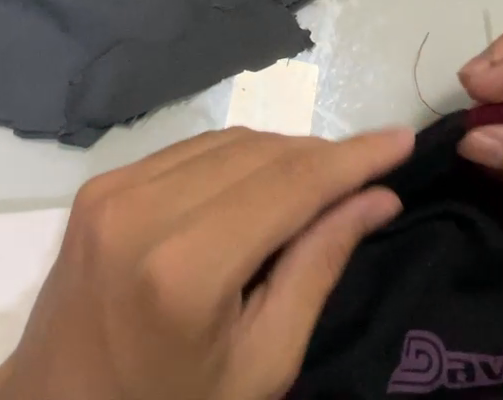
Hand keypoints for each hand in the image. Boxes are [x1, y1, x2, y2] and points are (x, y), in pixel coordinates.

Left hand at [0, 126, 415, 399]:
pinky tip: (260, 185)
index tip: (402, 138)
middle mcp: (143, 209)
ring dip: (283, 154)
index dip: (353, 158)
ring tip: (319, 184)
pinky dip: (238, 158)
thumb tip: (378, 197)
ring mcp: (113, 189)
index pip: (290, 185)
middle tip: (368, 174)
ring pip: (228, 141)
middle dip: (322, 157)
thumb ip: (318, 266)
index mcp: (185, 269)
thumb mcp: (262, 362)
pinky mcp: (100, 183)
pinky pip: (192, 150)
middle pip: (261, 153)